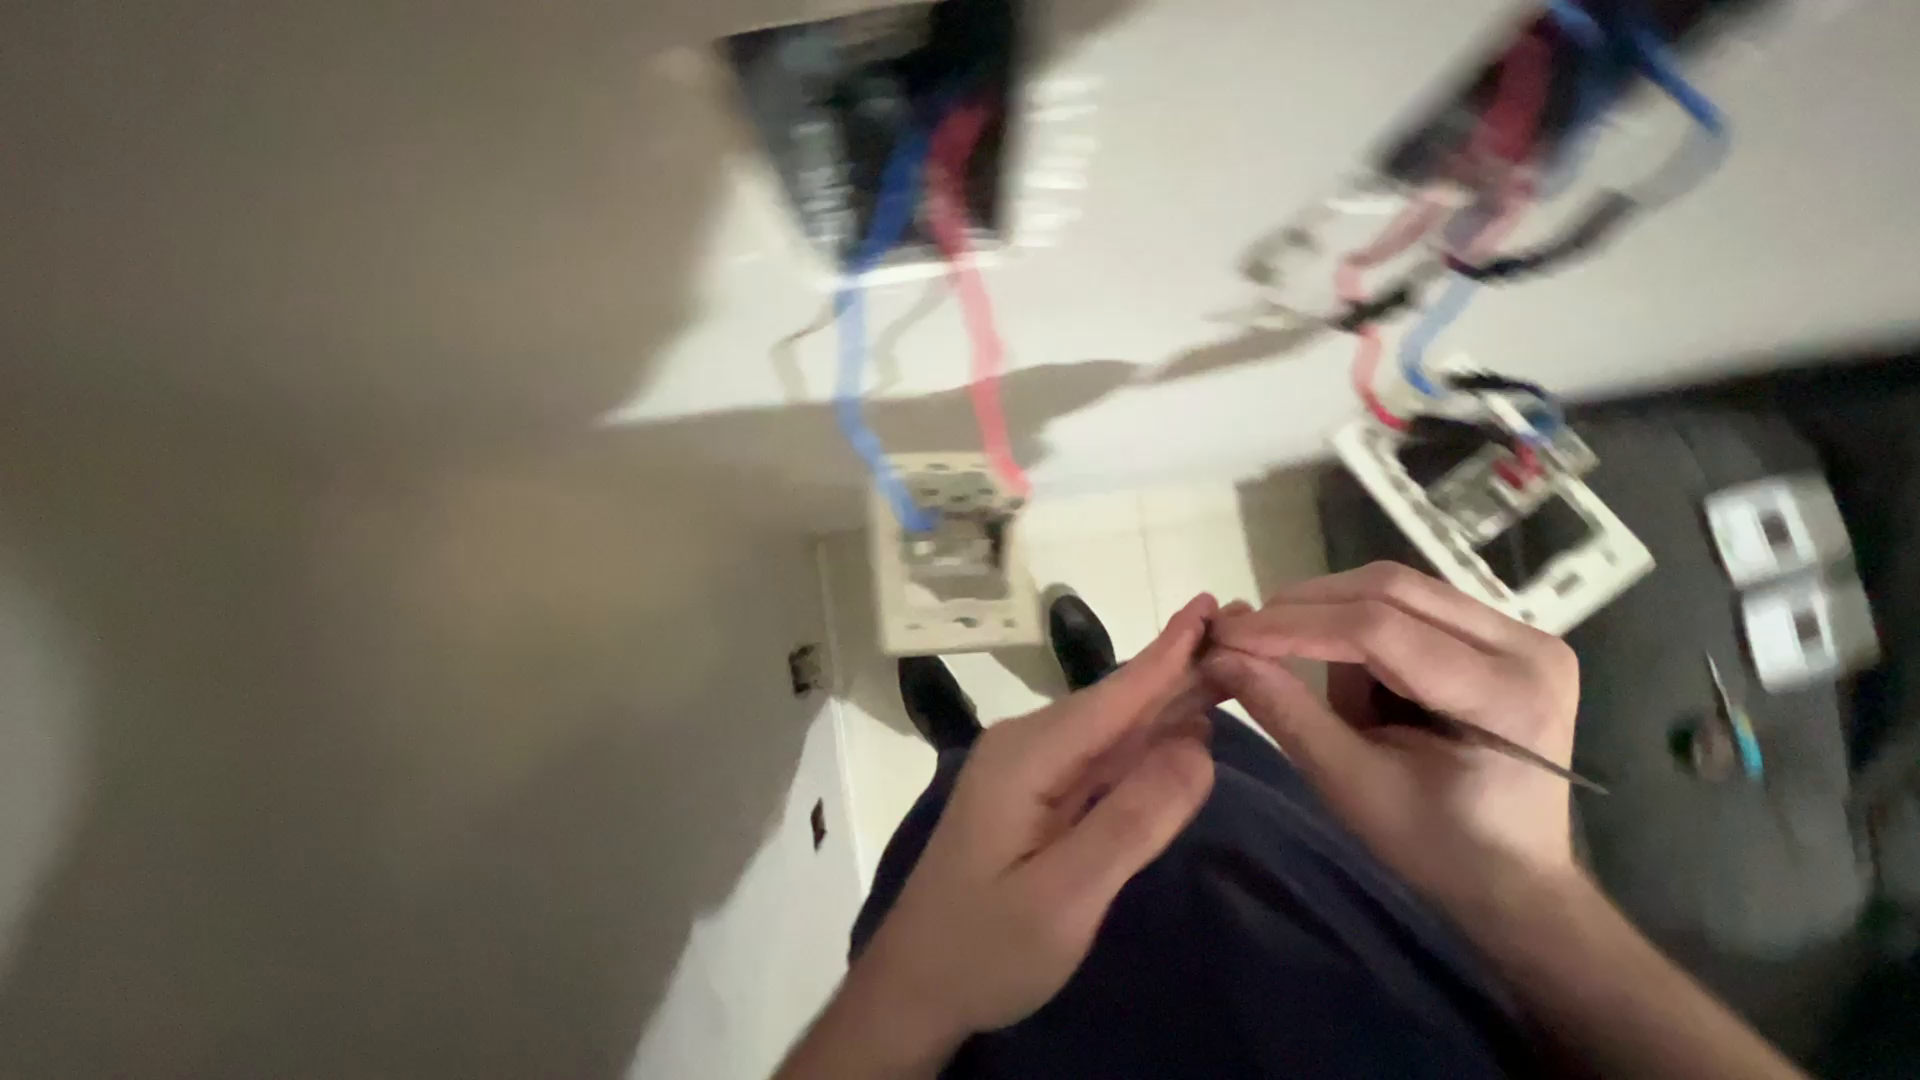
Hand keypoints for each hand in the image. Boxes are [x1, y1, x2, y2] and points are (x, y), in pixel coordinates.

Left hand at [856, 594, 1219, 1048]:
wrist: (916, 986)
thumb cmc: (984, 948)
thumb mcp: (1064, 897)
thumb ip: (1131, 821)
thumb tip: (1199, 747)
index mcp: (1028, 756)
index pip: (1113, 696)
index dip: (1167, 653)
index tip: (1211, 605)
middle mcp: (1028, 747)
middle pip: (1117, 703)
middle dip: (1178, 668)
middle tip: (1241, 631)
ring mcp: (1030, 771)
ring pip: (1112, 728)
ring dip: (1168, 701)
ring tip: (1226, 670)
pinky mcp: (1036, 796)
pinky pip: (1101, 759)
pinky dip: (1145, 742)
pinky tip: (1182, 730)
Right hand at [1202, 563, 1580, 910]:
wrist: (1514, 877)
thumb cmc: (1435, 846)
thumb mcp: (1351, 784)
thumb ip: (1287, 713)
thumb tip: (1218, 656)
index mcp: (1504, 696)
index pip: (1379, 629)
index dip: (1293, 625)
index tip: (1226, 635)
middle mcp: (1527, 646)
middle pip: (1389, 590)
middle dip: (1305, 608)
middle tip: (1245, 636)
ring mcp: (1522, 633)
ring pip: (1396, 588)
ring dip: (1331, 616)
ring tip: (1307, 667)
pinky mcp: (1504, 632)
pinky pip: (1411, 602)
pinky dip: (1358, 623)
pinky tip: (1347, 667)